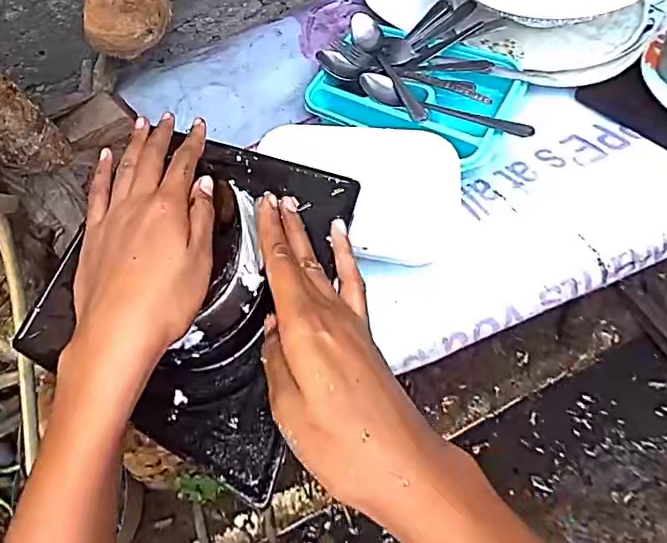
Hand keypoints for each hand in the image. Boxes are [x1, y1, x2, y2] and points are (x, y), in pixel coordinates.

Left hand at [68, 114, 214, 377]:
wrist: (115, 333)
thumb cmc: (160, 307)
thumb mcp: (199, 263)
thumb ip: (201, 219)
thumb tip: (202, 188)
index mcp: (167, 210)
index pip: (183, 165)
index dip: (192, 144)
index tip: (197, 129)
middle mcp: (138, 205)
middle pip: (151, 159)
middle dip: (162, 135)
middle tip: (167, 119)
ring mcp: (113, 216)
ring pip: (124, 167)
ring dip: (134, 143)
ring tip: (139, 125)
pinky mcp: (94, 232)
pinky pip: (97, 190)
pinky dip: (101, 170)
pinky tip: (103, 158)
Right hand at [259, 195, 537, 542]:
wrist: (405, 467)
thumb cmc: (349, 447)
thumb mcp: (290, 411)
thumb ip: (275, 364)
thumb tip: (271, 338)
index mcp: (304, 330)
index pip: (280, 267)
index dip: (269, 233)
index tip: (262, 208)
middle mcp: (329, 318)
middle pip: (300, 259)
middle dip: (284, 226)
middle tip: (274, 200)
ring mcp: (350, 324)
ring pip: (321, 265)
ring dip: (307, 235)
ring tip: (296, 211)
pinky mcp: (364, 335)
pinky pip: (353, 282)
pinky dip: (346, 257)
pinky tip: (342, 243)